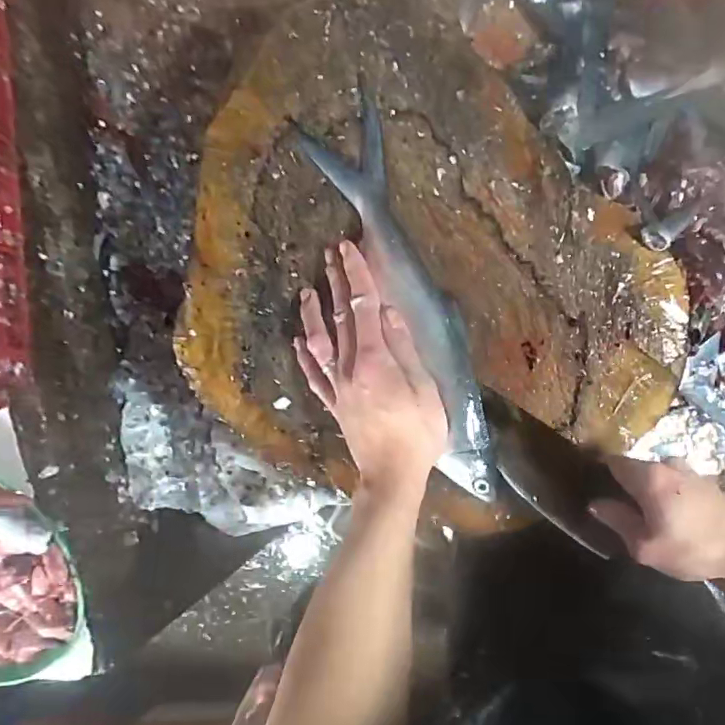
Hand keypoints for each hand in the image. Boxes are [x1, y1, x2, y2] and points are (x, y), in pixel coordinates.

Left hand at [296, 240, 447, 498]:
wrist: (392, 475)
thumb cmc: (418, 435)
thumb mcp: (425, 390)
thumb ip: (406, 351)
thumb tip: (389, 314)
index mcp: (375, 361)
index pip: (364, 308)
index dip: (357, 276)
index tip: (349, 248)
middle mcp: (349, 369)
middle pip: (340, 319)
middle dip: (336, 284)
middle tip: (329, 254)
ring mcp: (338, 388)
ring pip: (320, 343)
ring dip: (313, 314)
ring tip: (308, 289)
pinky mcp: (335, 406)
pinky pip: (314, 377)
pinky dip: (304, 357)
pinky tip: (299, 342)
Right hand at [589, 457, 724, 581]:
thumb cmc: (693, 548)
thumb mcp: (646, 546)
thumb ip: (618, 521)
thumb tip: (595, 504)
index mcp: (649, 476)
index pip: (613, 462)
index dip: (598, 471)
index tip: (589, 487)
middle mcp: (668, 464)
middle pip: (634, 468)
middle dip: (622, 485)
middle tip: (616, 512)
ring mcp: (690, 470)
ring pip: (655, 475)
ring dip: (646, 491)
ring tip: (643, 517)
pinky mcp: (705, 481)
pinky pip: (673, 482)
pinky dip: (665, 494)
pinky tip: (668, 516)